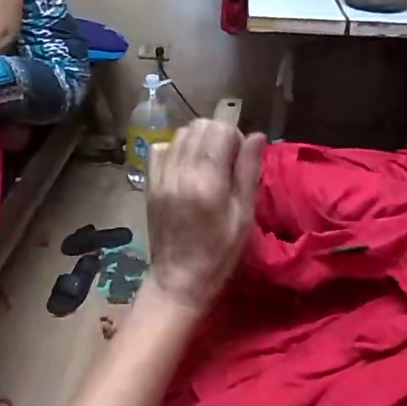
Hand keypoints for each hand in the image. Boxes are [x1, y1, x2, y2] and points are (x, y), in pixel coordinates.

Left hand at [145, 121, 265, 311]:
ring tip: (208, 164)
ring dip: (198, 140)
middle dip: (218, 134)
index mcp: (207, 181)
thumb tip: (256, 136)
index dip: (236, 137)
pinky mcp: (149, 183)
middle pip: (200, 126)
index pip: (221, 130)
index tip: (242, 158)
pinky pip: (161, 148)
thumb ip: (248, 171)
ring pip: (181, 134)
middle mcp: (180, 172)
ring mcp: (161, 176)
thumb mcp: (244, 215)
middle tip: (227, 160)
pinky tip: (186, 168)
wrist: (178, 279)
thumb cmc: (220, 252)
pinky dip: (176, 149)